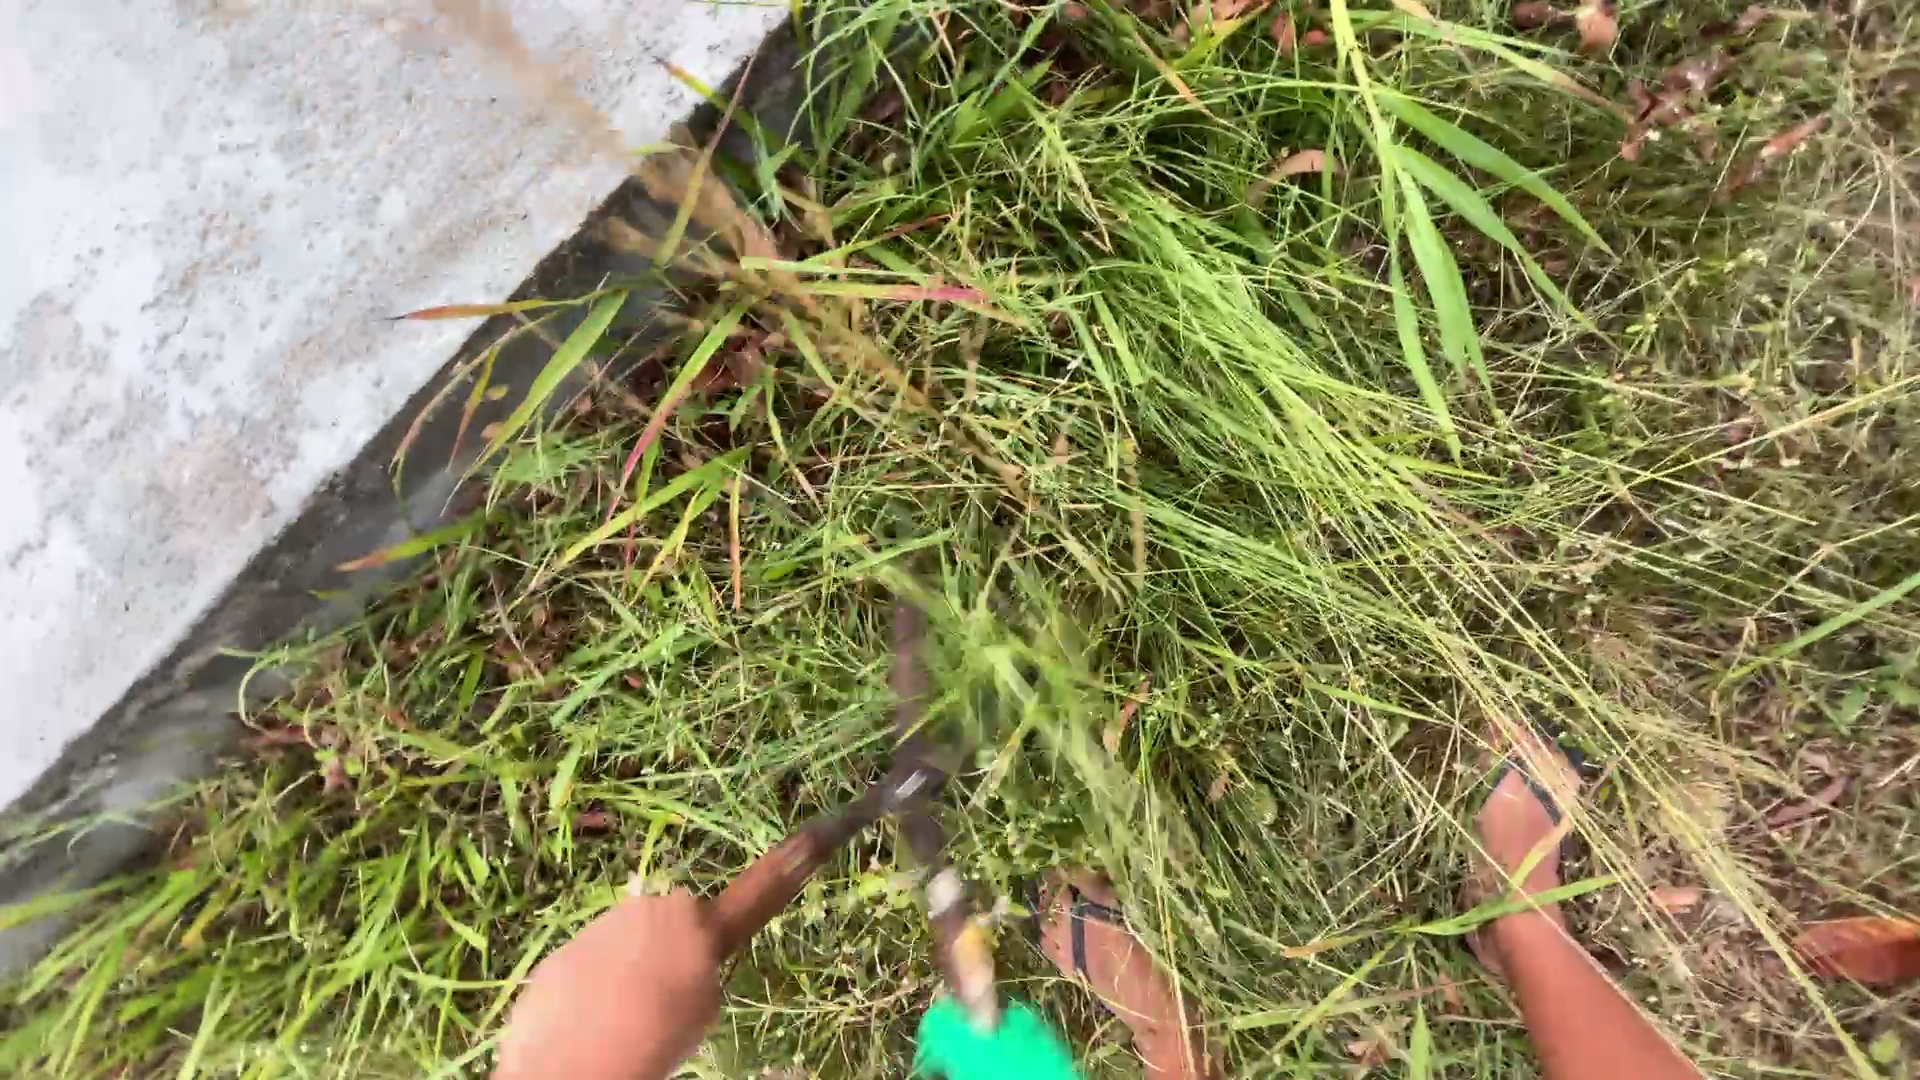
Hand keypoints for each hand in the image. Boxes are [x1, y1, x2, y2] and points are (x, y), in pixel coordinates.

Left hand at [494, 891, 721, 1079]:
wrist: (577, 1065)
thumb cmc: (658, 1034)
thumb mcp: (705, 1007)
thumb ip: (704, 972)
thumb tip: (693, 970)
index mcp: (686, 913)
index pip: (704, 913)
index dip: (699, 939)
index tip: (695, 965)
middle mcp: (643, 908)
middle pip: (658, 921)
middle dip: (658, 947)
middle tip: (657, 990)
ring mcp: (596, 927)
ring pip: (618, 938)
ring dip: (621, 962)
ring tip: (617, 1008)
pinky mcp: (559, 952)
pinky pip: (583, 961)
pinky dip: (587, 981)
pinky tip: (586, 1017)